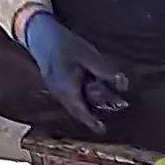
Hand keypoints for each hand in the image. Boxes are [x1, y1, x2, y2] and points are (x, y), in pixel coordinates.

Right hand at [20, 11, 128, 133]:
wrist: (40, 34)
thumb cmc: (64, 44)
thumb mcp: (88, 56)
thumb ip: (105, 71)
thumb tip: (124, 84)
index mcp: (68, 90)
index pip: (82, 112)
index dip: (93, 122)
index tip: (103, 131)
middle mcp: (60, 95)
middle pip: (78, 112)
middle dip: (90, 118)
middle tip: (102, 123)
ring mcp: (55, 91)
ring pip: (72, 107)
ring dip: (84, 111)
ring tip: (96, 113)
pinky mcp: (54, 85)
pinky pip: (68, 100)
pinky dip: (79, 103)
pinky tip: (86, 98)